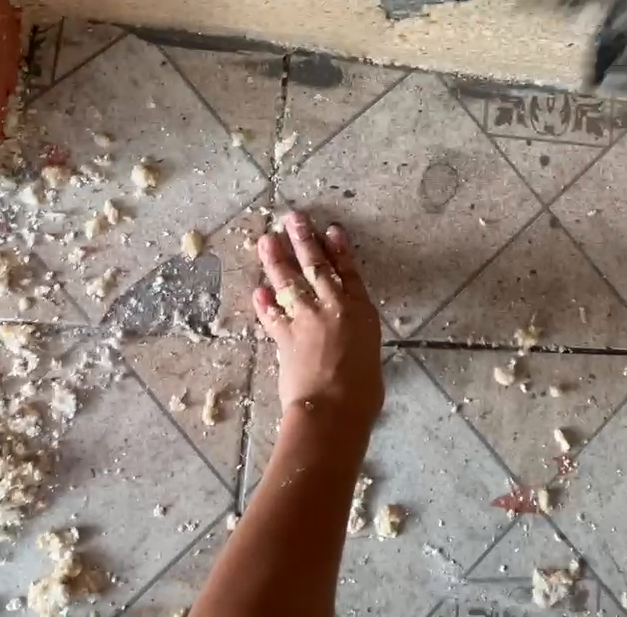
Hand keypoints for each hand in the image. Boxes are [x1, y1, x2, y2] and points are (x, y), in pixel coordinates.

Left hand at [251, 211, 385, 427]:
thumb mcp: (370, 358)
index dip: (339, 249)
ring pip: (289, 283)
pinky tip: (257, 290)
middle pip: (316, 267)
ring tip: (267, 240)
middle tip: (293, 218)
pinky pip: (272, 316)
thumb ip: (357, 343)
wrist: (333, 409)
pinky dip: (263, 304)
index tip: (330, 229)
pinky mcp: (284, 338)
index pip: (349, 272)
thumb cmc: (364, 392)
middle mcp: (332, 307)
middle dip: (304, 240)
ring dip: (276, 260)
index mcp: (360, 311)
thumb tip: (348, 347)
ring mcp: (306, 320)